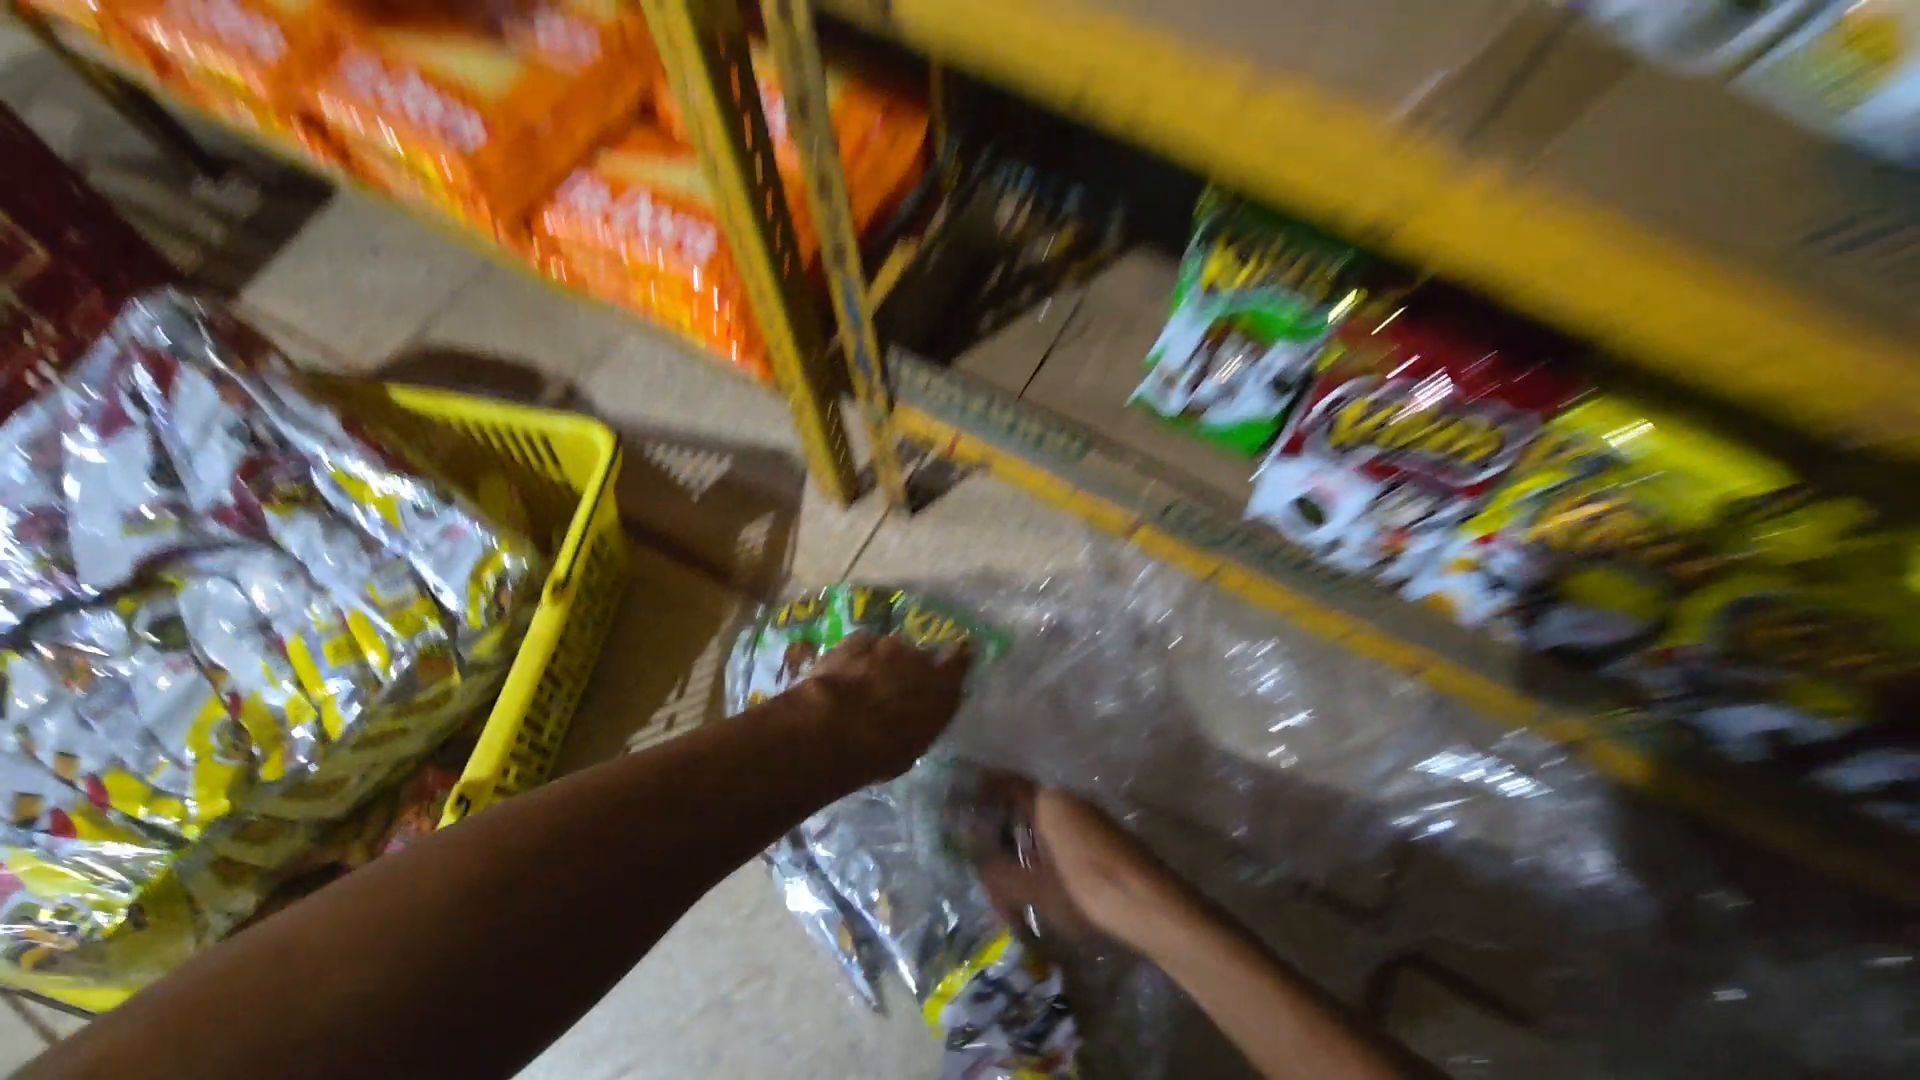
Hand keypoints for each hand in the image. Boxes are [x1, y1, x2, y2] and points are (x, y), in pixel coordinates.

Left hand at [798, 631, 971, 781]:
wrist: (835, 729)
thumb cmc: (881, 751)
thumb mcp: (914, 745)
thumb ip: (925, 720)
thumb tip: (922, 714)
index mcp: (943, 687)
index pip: (960, 662)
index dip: (957, 658)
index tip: (954, 658)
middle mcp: (921, 659)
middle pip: (921, 657)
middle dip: (912, 668)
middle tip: (897, 686)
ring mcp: (888, 645)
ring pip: (891, 649)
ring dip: (884, 661)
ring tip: (867, 680)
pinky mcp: (857, 640)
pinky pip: (864, 644)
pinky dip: (859, 655)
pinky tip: (848, 670)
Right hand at [970, 780, 1196, 952]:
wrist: (1154, 909)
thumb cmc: (1086, 890)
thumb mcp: (1033, 888)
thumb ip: (998, 873)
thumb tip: (974, 860)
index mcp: (1049, 801)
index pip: (1007, 783)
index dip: (982, 790)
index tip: (961, 800)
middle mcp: (1071, 799)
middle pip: (1028, 803)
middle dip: (1003, 823)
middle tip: (978, 845)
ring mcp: (1094, 818)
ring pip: (1049, 822)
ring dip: (1027, 841)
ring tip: (1006, 869)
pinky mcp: (1109, 841)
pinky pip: (1067, 836)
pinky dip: (1049, 851)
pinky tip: (1042, 879)